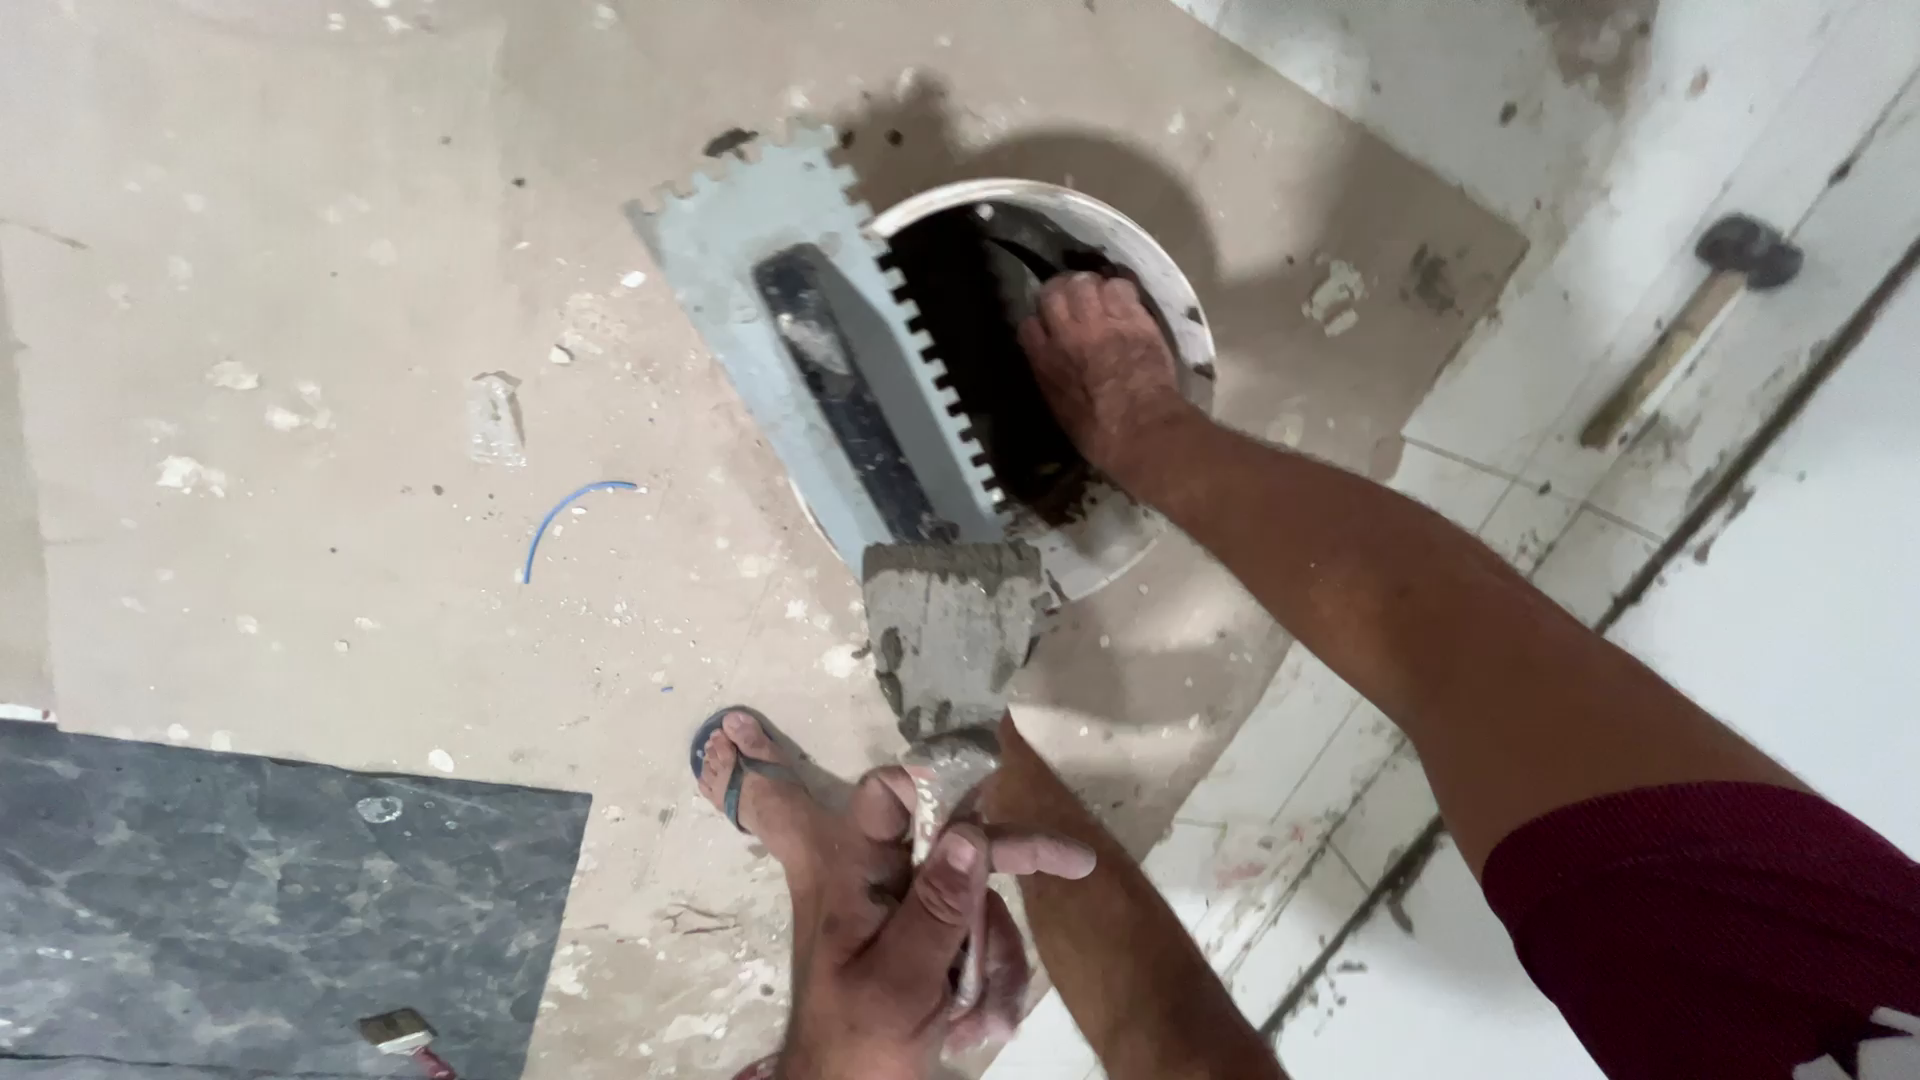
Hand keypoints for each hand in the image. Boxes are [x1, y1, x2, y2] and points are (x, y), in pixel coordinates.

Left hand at [778, 771, 1093, 1079]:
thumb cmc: (857, 1050)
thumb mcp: (898, 984)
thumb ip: (935, 909)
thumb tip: (970, 831)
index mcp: (860, 876)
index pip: (885, 797)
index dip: (931, 781)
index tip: (990, 791)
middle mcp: (889, 882)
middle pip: (958, 841)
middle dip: (1011, 866)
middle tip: (1076, 862)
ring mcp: (914, 914)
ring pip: (980, 899)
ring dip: (998, 958)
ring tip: (989, 1020)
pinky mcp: (936, 946)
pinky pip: (983, 941)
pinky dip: (995, 982)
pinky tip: (986, 1028)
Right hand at [1017, 272, 1196, 484]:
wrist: (1142, 430)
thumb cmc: (1099, 435)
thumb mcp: (1060, 411)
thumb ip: (1051, 378)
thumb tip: (1051, 362)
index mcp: (1045, 362)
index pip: (1029, 325)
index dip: (1038, 322)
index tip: (1048, 327)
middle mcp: (1067, 335)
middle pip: (1053, 292)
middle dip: (1060, 291)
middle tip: (1072, 299)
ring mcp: (1101, 322)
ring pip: (1085, 282)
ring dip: (1090, 286)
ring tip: (1099, 297)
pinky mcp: (1133, 318)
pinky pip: (1120, 286)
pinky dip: (1119, 290)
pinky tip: (1124, 302)